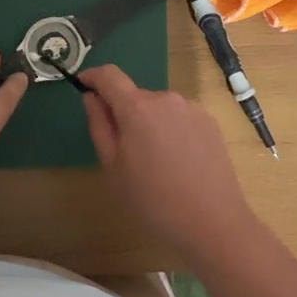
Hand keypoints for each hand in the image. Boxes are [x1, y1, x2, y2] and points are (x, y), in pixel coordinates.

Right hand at [80, 64, 256, 259]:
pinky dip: (172, 131)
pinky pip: (181, 118)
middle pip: (136, 96)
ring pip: (160, 109)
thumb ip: (100, 125)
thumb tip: (92, 97)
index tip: (84, 85)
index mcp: (138, 108)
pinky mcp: (210, 122)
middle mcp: (166, 98)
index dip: (93, 76)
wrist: (212, 221)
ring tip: (156, 163)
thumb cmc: (153, 199)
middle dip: (125, 114)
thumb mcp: (114, 167)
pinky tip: (179, 163)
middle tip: (125, 153)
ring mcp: (192, 108)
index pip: (110, 75)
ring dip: (150, 124)